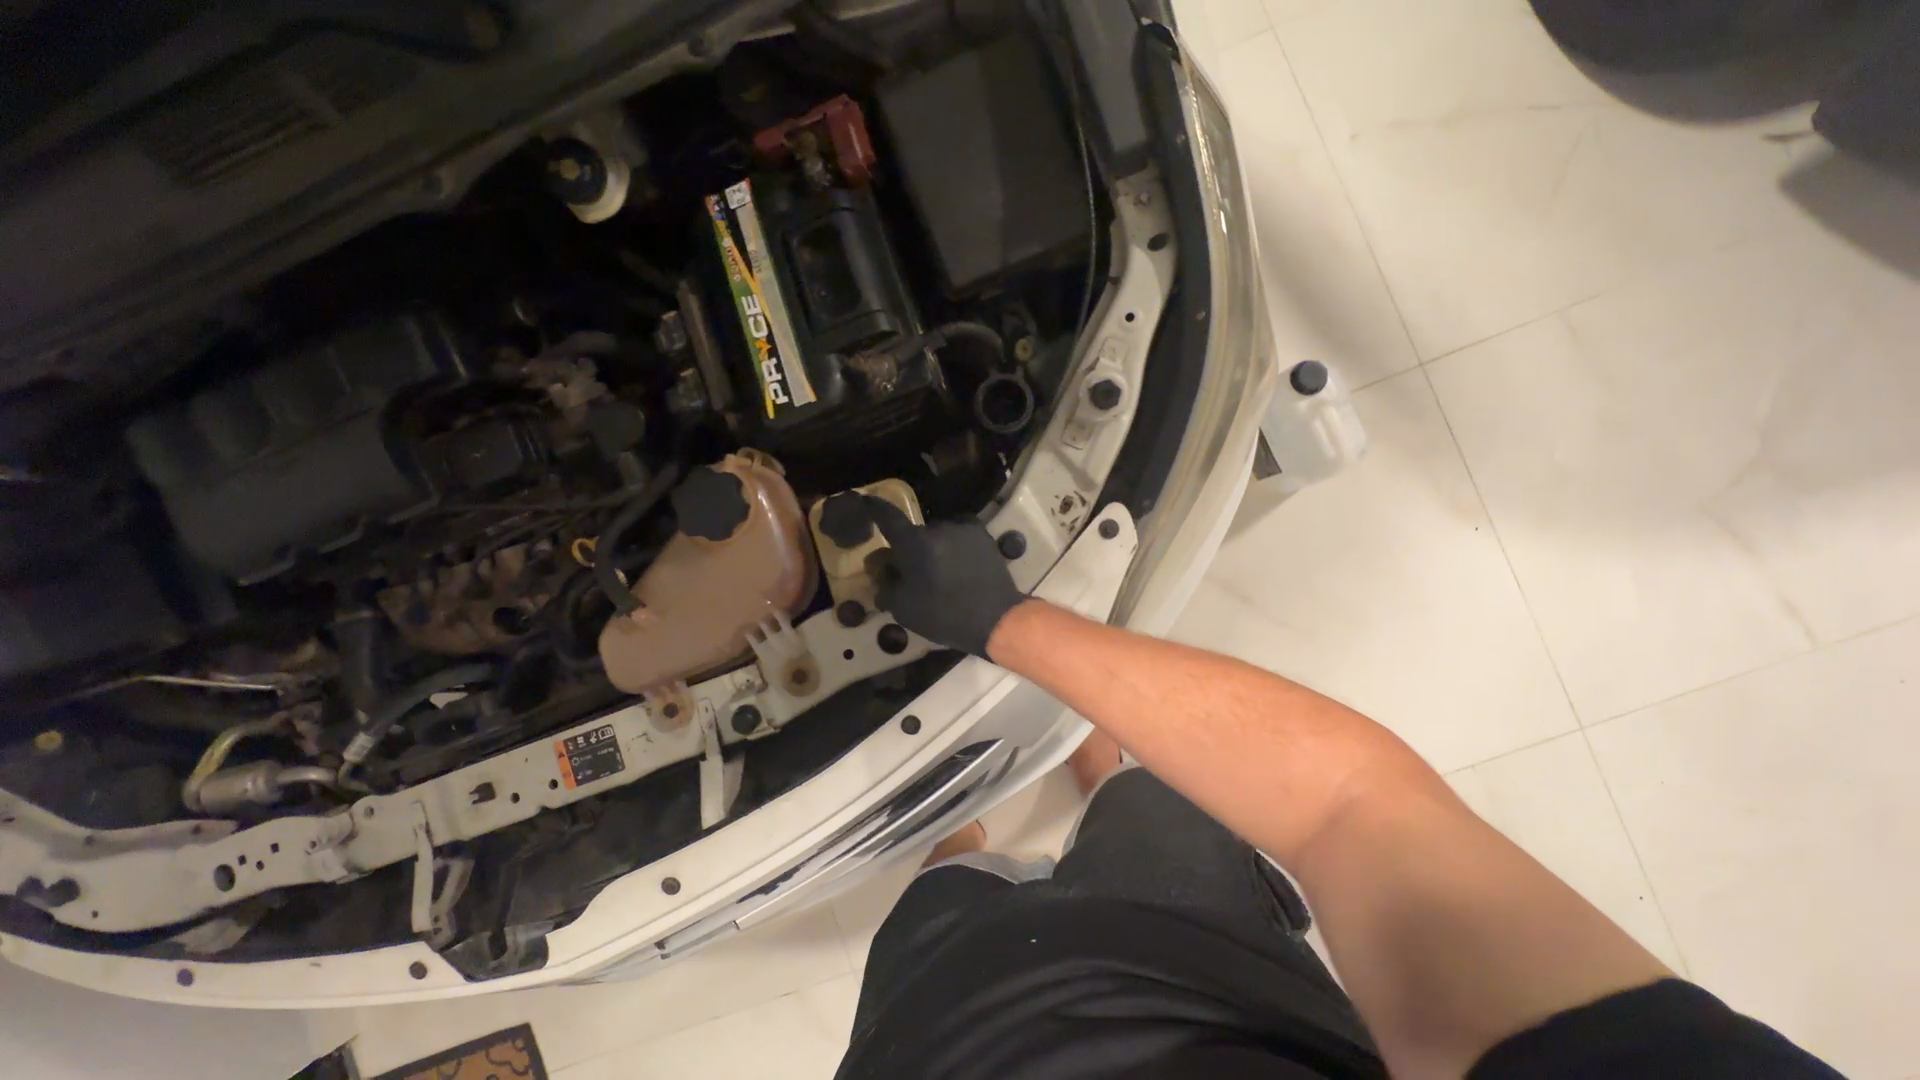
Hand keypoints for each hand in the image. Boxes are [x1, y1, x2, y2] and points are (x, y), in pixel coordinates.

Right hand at [864, 496, 1025, 657]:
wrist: (994, 619)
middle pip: (915, 533)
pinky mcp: (983, 536)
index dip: (874, 508)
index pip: (888, 517)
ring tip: (940, 573)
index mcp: (913, 542)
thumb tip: (880, 567)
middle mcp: (937, 528)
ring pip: (938, 534)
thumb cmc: (943, 615)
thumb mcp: (903, 607)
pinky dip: (954, 545)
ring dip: (934, 547)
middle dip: (911, 548)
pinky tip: (958, 563)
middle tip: (912, 572)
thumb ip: (886, 582)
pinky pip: (959, 535)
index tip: (866, 499)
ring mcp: (963, 529)